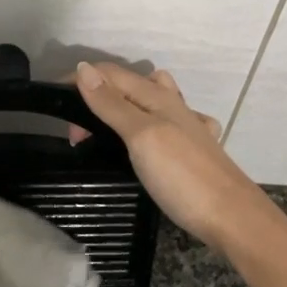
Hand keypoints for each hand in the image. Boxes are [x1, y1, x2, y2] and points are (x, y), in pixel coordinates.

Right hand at [73, 61, 272, 247]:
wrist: (232, 218)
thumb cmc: (182, 175)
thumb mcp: (140, 136)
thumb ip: (112, 104)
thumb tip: (83, 69)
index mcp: (156, 97)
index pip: (110, 74)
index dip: (81, 81)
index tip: (53, 104)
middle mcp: (173, 105)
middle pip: (129, 85)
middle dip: (98, 96)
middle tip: (76, 135)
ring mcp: (188, 128)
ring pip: (154, 100)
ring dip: (126, 104)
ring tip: (106, 125)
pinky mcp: (195, 152)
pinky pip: (171, 125)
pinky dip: (154, 124)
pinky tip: (153, 140)